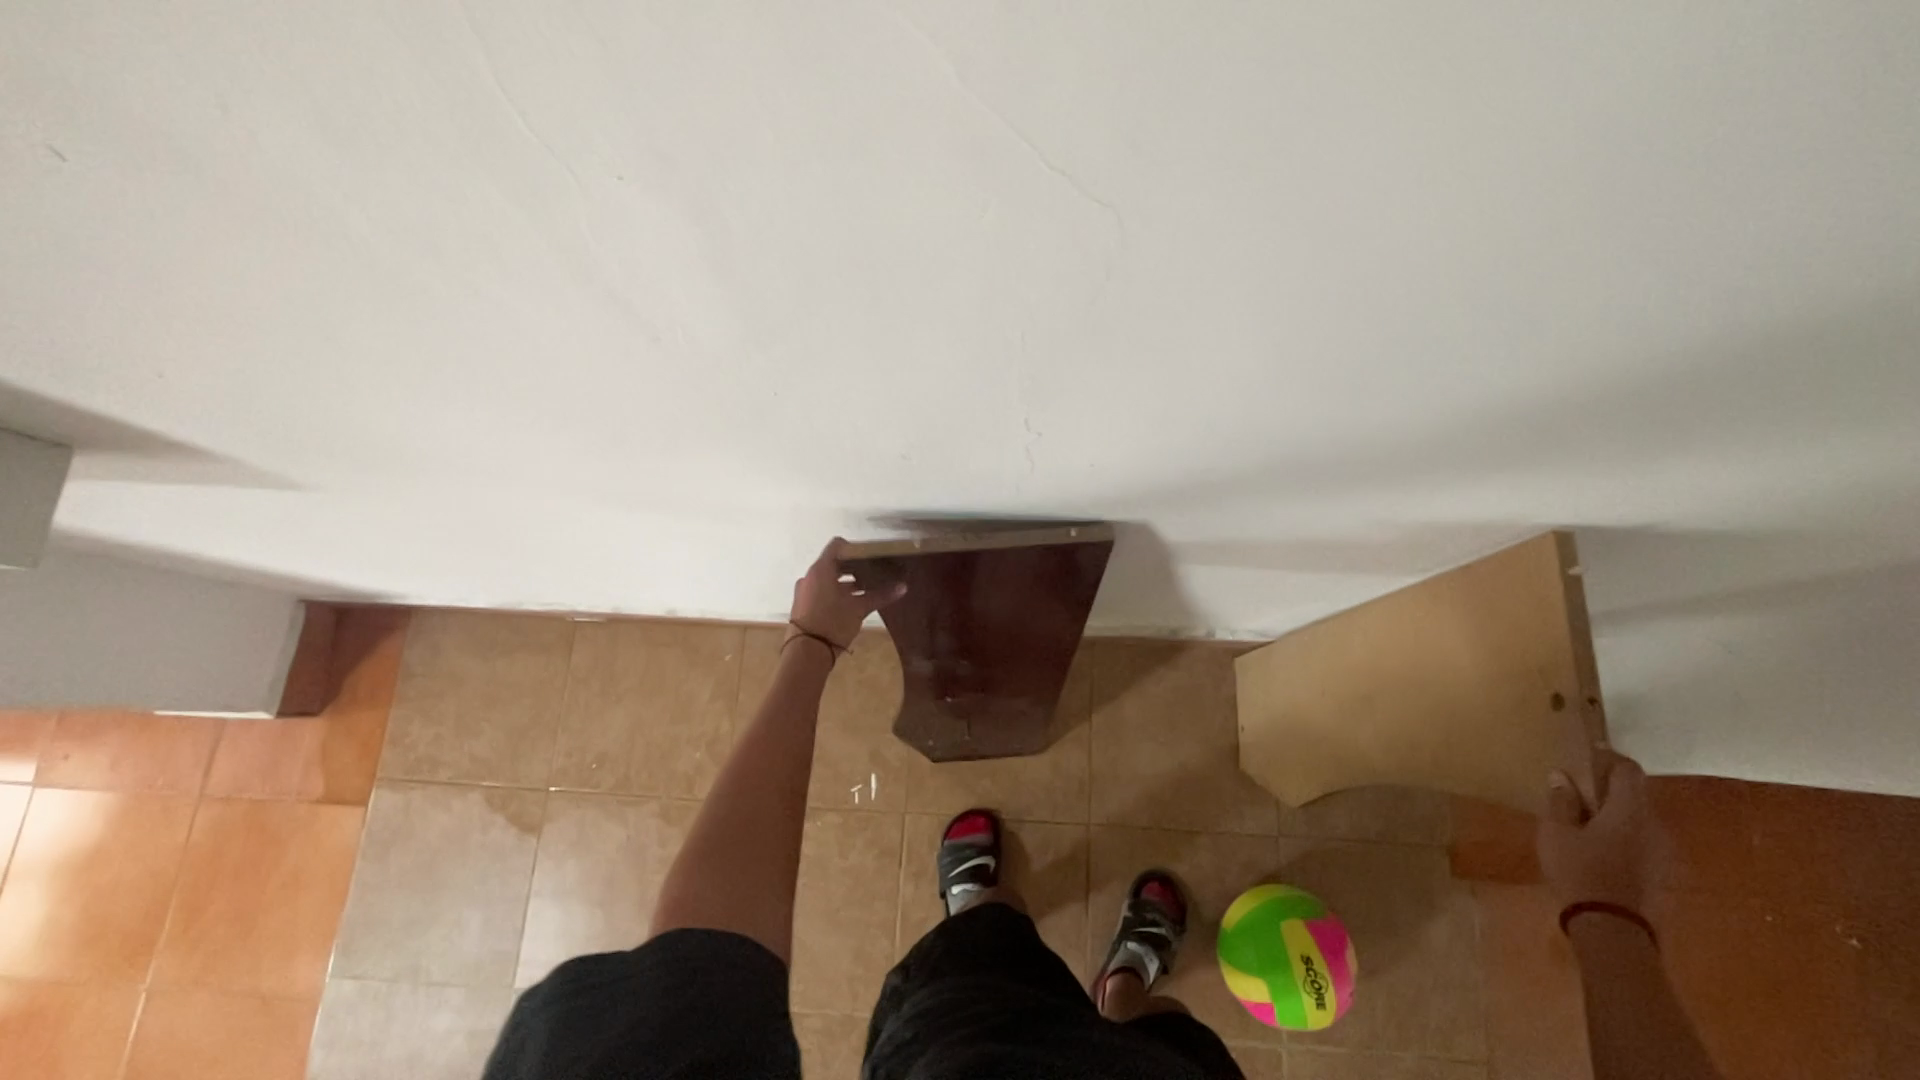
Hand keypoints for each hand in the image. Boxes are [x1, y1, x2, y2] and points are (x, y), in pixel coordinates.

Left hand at [788, 538, 906, 650]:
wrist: (807, 651)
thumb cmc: (834, 623)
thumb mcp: (859, 608)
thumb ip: (880, 595)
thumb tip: (903, 587)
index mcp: (822, 569)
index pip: (838, 545)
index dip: (855, 548)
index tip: (870, 557)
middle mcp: (810, 575)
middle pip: (833, 562)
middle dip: (853, 567)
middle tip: (872, 574)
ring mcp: (804, 590)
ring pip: (827, 578)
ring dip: (844, 582)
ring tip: (864, 591)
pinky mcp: (803, 604)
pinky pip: (820, 590)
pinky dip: (834, 592)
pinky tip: (850, 604)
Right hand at [1538, 749, 1661, 912]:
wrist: (1612, 928)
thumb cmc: (1580, 871)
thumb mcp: (1556, 833)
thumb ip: (1561, 802)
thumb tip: (1562, 776)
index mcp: (1629, 810)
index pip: (1628, 770)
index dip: (1609, 759)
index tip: (1588, 757)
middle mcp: (1654, 825)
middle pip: (1635, 795)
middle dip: (1608, 790)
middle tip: (1578, 793)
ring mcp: (1662, 851)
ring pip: (1638, 820)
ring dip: (1615, 816)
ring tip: (1585, 824)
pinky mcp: (1661, 873)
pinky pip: (1641, 843)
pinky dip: (1622, 837)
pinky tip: (1599, 851)